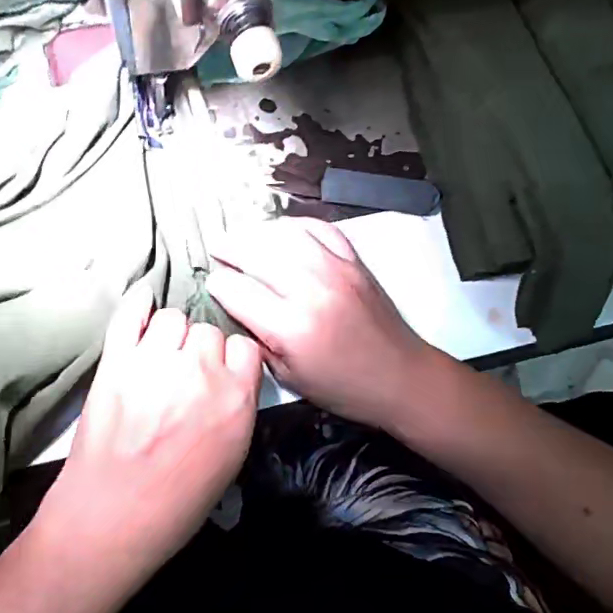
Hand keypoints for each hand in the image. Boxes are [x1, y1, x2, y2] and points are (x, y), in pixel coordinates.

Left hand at [33, 281, 263, 592]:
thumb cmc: (179, 501)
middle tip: (184, 377)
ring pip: (173, 318)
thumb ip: (236, 407)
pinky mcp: (115, 363)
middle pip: (208, 332)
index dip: (232, 359)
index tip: (220, 373)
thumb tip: (229, 378)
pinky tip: (142, 301)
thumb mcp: (231, 457)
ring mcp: (155, 363)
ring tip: (159, 359)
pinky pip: (129, 315)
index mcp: (235, 399)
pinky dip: (136, 304)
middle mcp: (199, 372)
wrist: (114, 518)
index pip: (245, 347)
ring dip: (170, 335)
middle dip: (199, 350)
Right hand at [207, 218, 452, 430]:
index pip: (239, 291)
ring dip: (259, 231)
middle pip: (257, 253)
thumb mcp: (289, 376)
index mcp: (291, 328)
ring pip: (287, 234)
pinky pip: (321, 229)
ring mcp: (336, 270)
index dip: (219, 284)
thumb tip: (238, 308)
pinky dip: (297, 225)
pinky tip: (283, 231)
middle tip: (217, 248)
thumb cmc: (342, 387)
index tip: (212, 283)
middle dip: (230, 248)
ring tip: (244, 236)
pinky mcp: (355, 262)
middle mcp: (311, 291)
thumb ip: (259, 339)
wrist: (400, 377)